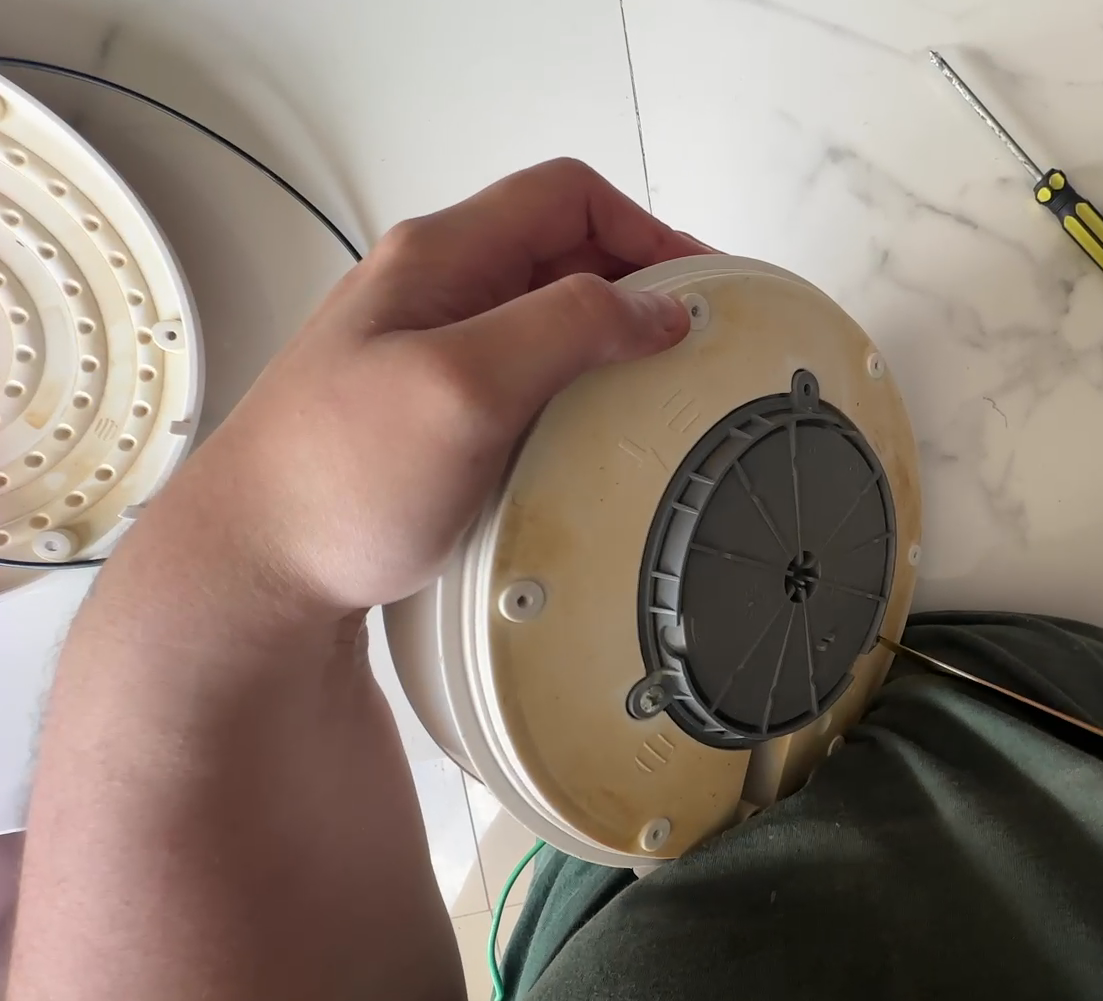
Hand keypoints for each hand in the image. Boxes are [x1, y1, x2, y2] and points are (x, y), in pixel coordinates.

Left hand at [129, 158, 710, 615]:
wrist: (270, 570)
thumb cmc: (344, 479)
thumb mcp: (465, 384)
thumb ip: (567, 328)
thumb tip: (661, 310)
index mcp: (443, 259)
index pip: (568, 198)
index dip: (647, 228)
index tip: (702, 285)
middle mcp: (450, 292)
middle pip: (573, 250)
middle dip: (647, 282)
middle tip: (699, 338)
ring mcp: (455, 348)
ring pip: (565, 313)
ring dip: (626, 335)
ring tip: (669, 380)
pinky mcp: (466, 403)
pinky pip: (551, 369)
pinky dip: (599, 380)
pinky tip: (617, 420)